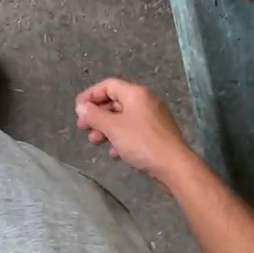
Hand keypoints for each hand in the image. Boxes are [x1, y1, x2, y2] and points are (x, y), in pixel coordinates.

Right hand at [75, 78, 194, 184]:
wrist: (175, 167)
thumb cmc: (142, 142)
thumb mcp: (113, 128)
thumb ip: (94, 115)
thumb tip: (81, 107)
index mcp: (136, 94)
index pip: (108, 85)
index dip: (90, 95)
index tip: (78, 109)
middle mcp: (146, 101)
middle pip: (115, 102)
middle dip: (97, 115)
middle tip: (83, 127)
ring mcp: (153, 118)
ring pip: (123, 118)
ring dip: (106, 128)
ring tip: (95, 141)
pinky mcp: (158, 135)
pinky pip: (134, 131)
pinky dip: (121, 138)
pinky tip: (114, 152)